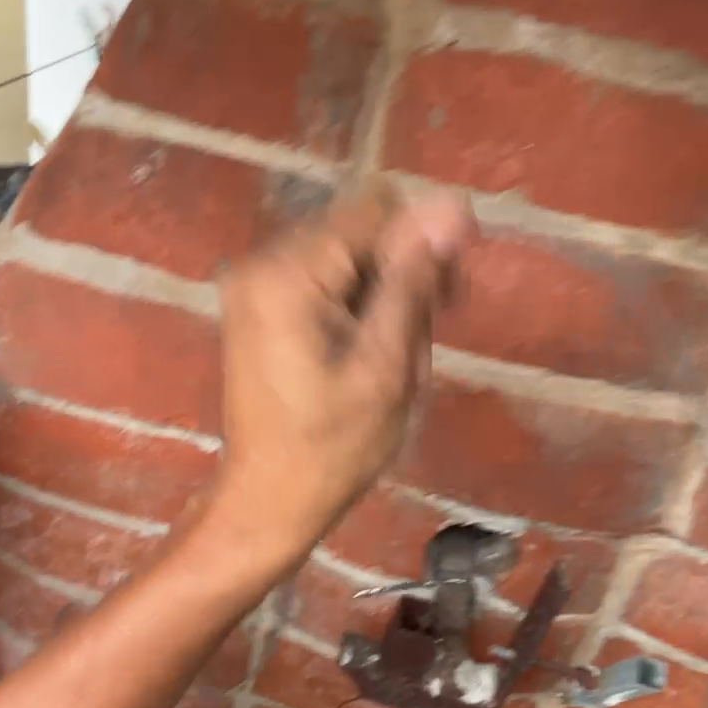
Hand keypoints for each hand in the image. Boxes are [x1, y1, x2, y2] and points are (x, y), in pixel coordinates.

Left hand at [207, 186, 474, 559]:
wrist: (268, 501)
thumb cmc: (332, 450)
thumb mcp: (387, 368)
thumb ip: (413, 284)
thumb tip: (450, 207)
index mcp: (288, 275)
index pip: (377, 210)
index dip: (427, 239)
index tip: (452, 295)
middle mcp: (262, 264)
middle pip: (360, 231)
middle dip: (404, 274)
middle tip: (423, 341)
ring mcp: (255, 285)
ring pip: (348, 258)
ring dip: (385, 297)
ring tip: (396, 360)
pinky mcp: (259, 306)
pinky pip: (325, 282)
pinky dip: (357, 308)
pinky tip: (370, 355)